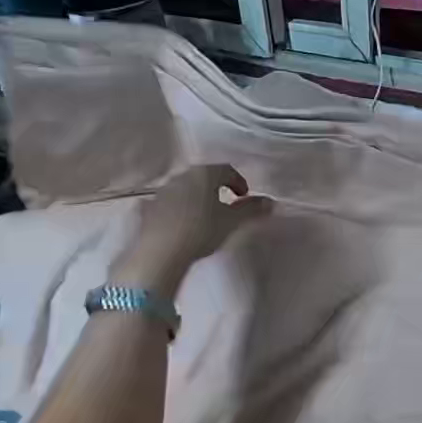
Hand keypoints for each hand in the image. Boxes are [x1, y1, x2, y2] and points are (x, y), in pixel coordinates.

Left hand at [110, 164, 271, 293]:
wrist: (161, 252)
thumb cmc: (202, 230)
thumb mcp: (232, 221)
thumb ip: (252, 209)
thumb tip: (270, 202)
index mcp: (206, 173)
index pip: (227, 170)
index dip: (238, 182)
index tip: (244, 197)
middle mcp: (184, 175)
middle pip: (206, 176)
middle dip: (218, 187)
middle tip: (227, 203)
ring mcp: (164, 189)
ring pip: (188, 187)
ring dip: (199, 196)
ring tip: (206, 215)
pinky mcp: (151, 206)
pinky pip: (173, 201)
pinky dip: (183, 207)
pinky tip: (186, 224)